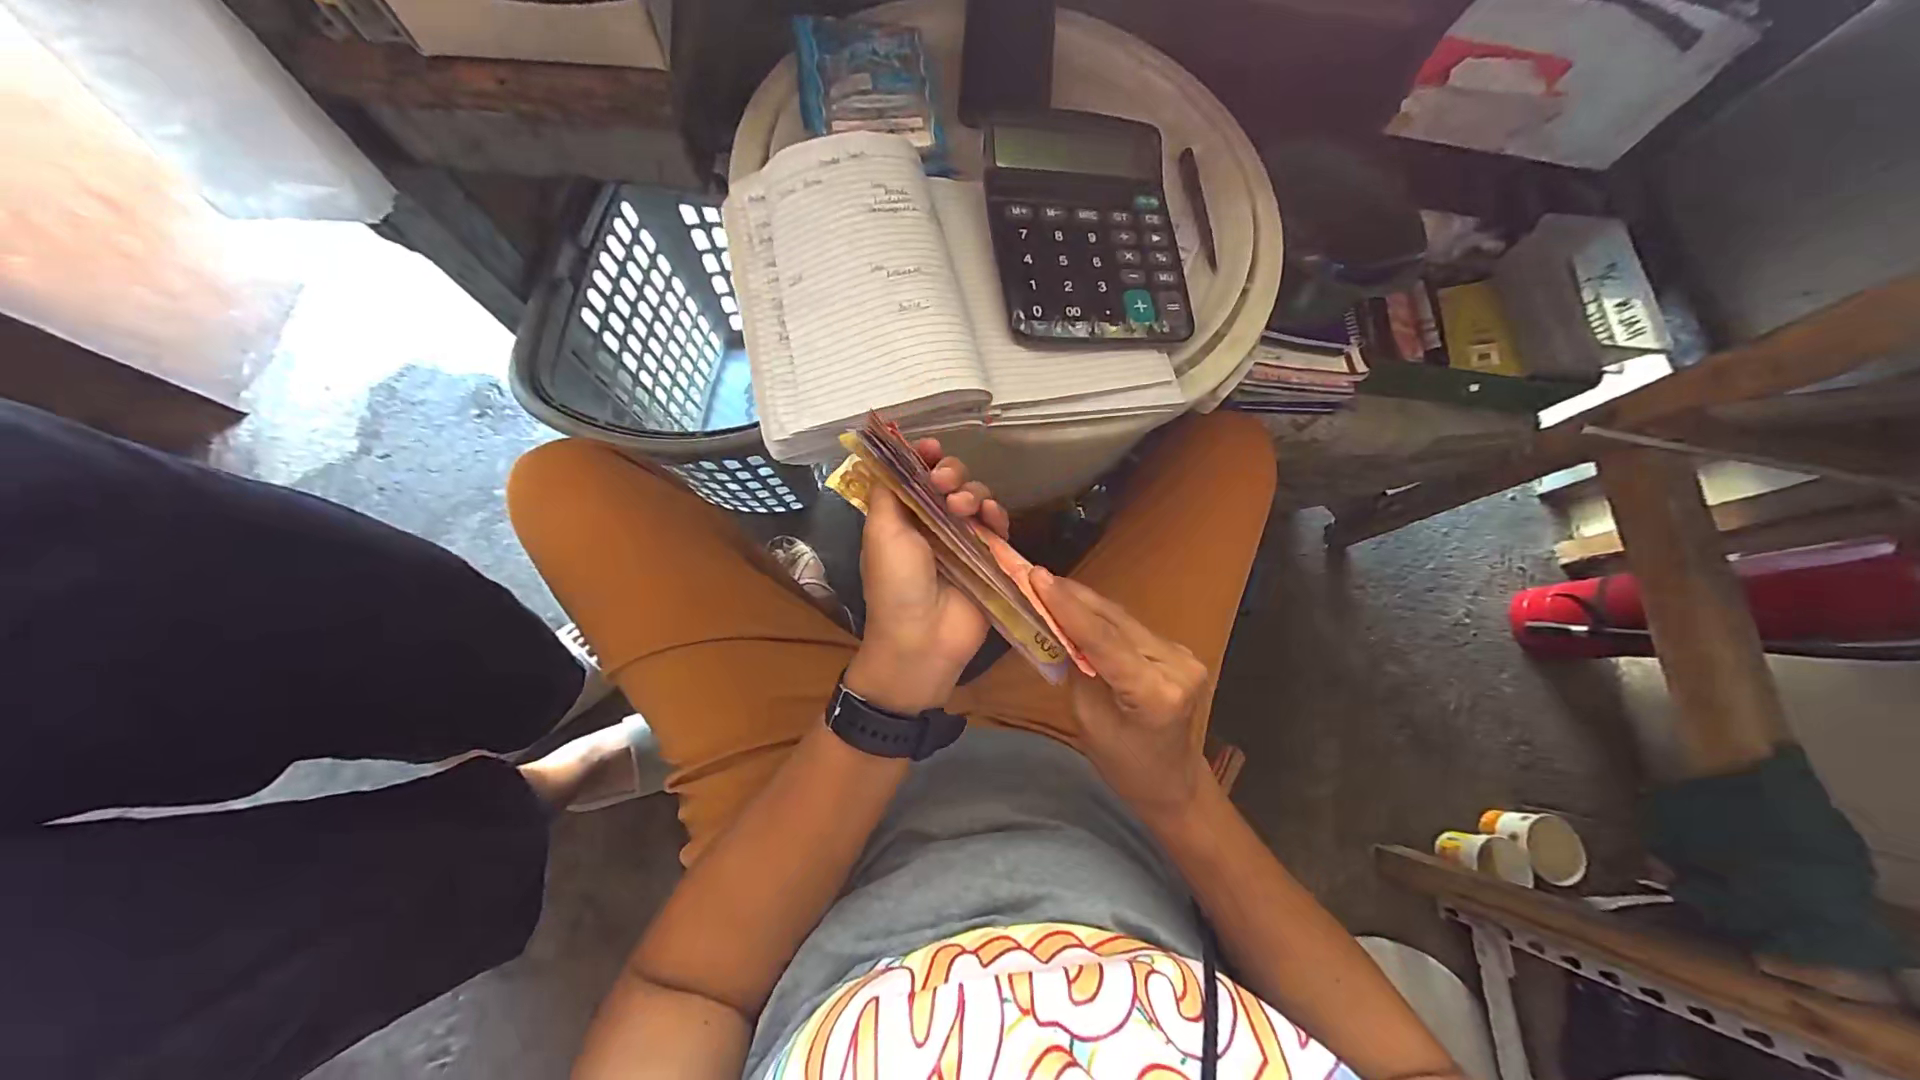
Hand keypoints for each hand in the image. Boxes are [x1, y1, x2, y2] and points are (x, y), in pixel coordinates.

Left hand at [844, 440, 1010, 714]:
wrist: (923, 638)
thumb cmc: (895, 584)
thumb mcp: (881, 533)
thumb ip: (887, 493)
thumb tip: (889, 460)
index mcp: (903, 517)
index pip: (917, 476)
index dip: (924, 457)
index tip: (931, 448)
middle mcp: (933, 524)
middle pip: (950, 481)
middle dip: (951, 473)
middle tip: (944, 484)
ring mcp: (962, 540)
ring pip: (975, 498)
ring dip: (972, 492)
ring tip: (962, 507)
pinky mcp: (988, 557)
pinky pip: (997, 525)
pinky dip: (995, 513)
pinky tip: (989, 515)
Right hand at [1030, 569, 1211, 821]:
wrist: (1173, 781)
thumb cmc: (1124, 765)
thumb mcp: (1089, 720)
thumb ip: (1076, 670)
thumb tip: (1055, 628)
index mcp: (1156, 694)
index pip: (1105, 642)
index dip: (1068, 607)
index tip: (1037, 577)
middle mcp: (1177, 666)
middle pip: (1115, 622)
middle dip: (1071, 596)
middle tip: (1033, 574)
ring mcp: (1183, 655)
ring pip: (1122, 619)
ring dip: (1083, 602)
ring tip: (1047, 585)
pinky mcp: (1178, 650)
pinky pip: (1130, 628)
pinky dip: (1100, 617)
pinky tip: (1075, 605)